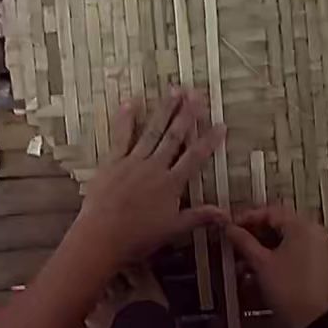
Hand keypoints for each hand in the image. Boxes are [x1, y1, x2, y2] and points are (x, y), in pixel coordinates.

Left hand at [72, 88, 224, 265]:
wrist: (101, 237)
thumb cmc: (138, 237)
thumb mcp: (173, 229)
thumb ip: (199, 217)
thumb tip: (226, 214)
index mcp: (171, 184)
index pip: (195, 157)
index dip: (209, 140)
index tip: (221, 125)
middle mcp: (154, 167)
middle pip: (174, 136)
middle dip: (187, 114)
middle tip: (196, 94)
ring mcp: (132, 162)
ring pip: (152, 131)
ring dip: (164, 110)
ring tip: (173, 91)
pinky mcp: (112, 162)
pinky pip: (121, 137)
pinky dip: (126, 119)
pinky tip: (131, 102)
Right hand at [222, 205, 327, 327]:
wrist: (312, 320)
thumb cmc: (287, 288)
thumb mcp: (261, 263)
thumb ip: (244, 241)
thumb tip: (229, 228)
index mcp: (302, 226)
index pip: (271, 212)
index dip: (247, 217)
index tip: (230, 225)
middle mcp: (313, 231)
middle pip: (278, 224)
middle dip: (254, 233)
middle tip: (234, 240)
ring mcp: (317, 246)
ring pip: (284, 239)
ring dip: (262, 246)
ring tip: (240, 259)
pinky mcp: (316, 261)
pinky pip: (292, 250)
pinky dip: (275, 255)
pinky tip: (256, 267)